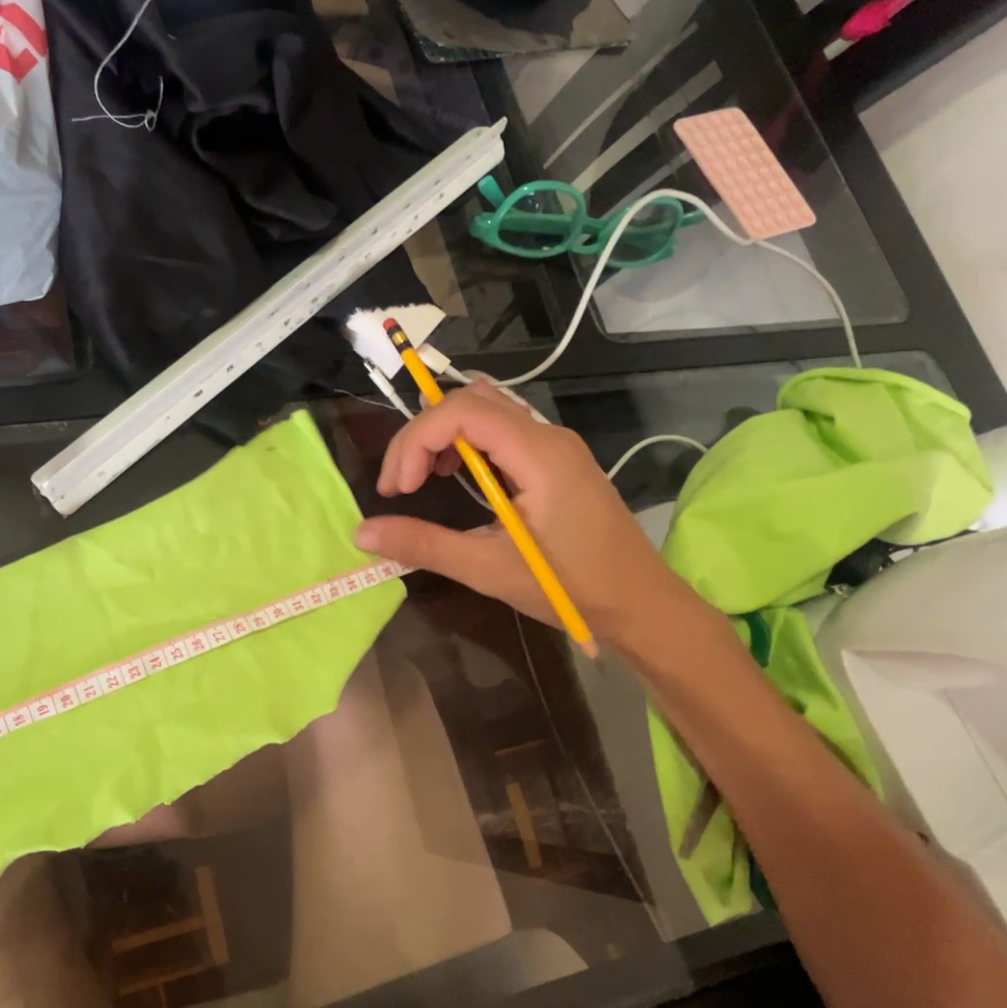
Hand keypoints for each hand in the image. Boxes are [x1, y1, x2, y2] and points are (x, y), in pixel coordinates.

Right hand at [354, 379, 698, 648]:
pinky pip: (501, 430)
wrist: (643, 605)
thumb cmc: (573, 588)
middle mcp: (548, 436)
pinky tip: (458, 477)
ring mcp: (556, 446)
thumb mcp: (491, 569)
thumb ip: (425, 544)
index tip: (398, 490)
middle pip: (469, 402)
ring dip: (444, 436)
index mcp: (538, 453)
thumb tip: (363, 532)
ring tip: (424, 479)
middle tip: (402, 485)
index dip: (416, 441)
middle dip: (423, 436)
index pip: (461, 411)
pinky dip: (466, 444)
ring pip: (485, 410)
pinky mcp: (557, 461)